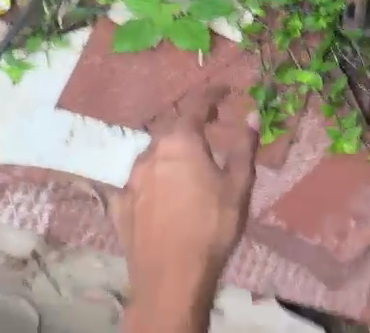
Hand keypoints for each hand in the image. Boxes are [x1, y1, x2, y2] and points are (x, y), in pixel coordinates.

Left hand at [117, 90, 257, 332]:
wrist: (171, 280)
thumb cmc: (212, 225)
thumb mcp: (239, 183)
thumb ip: (244, 145)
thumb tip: (251, 114)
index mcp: (180, 142)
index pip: (195, 105)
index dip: (211, 94)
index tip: (225, 90)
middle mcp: (150, 155)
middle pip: (170, 128)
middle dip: (191, 123)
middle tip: (211, 125)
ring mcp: (130, 182)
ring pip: (152, 154)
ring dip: (170, 150)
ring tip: (188, 159)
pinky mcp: (118, 208)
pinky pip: (137, 180)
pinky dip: (152, 175)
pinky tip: (160, 187)